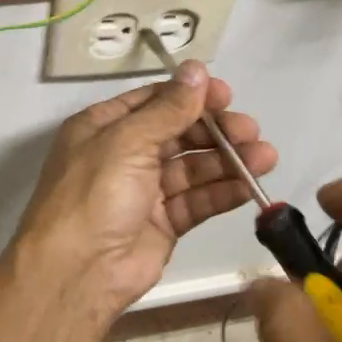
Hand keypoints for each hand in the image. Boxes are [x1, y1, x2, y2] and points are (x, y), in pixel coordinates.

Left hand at [11, 60, 276, 320]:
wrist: (76, 271)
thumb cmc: (94, 194)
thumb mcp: (128, 141)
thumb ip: (168, 109)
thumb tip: (197, 69)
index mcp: (104, 127)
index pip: (154, 102)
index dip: (191, 96)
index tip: (227, 95)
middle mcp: (123, 155)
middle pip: (178, 134)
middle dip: (216, 131)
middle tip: (250, 130)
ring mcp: (143, 191)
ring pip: (192, 169)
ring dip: (228, 161)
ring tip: (264, 157)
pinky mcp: (162, 224)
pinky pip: (196, 202)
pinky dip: (222, 193)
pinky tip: (248, 186)